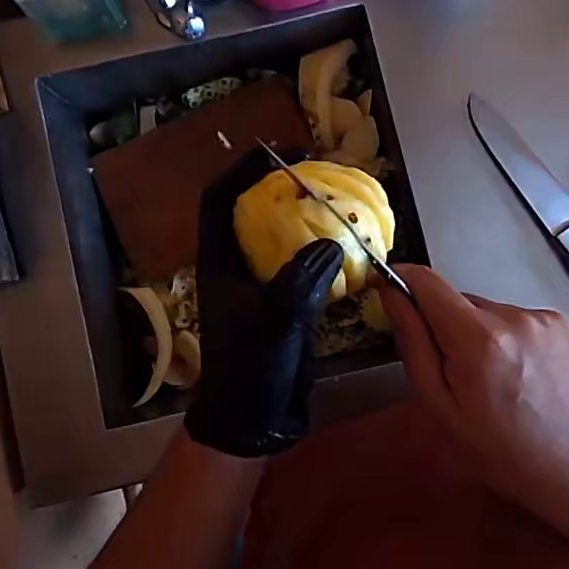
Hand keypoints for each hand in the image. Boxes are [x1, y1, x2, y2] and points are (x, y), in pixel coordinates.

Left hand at [184, 149, 343, 457]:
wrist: (254, 417)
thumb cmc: (251, 369)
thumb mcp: (275, 321)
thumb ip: (303, 279)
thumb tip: (332, 242)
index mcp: (219, 263)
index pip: (218, 200)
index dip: (243, 169)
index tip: (280, 152)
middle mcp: (236, 267)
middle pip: (251, 211)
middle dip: (280, 187)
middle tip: (319, 174)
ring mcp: (260, 284)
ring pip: (279, 236)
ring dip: (304, 217)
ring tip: (337, 202)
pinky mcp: (282, 301)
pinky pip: (301, 263)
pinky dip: (322, 250)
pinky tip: (349, 247)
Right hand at [378, 265, 568, 517]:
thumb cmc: (499, 451)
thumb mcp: (439, 410)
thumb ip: (414, 346)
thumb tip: (393, 296)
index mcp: (477, 338)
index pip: (427, 282)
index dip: (402, 279)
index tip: (388, 289)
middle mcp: (511, 316)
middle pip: (457, 300)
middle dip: (444, 325)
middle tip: (452, 371)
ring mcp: (541, 317)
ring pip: (486, 310)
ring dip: (477, 333)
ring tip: (492, 379)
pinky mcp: (560, 323)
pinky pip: (514, 318)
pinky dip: (505, 337)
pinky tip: (518, 373)